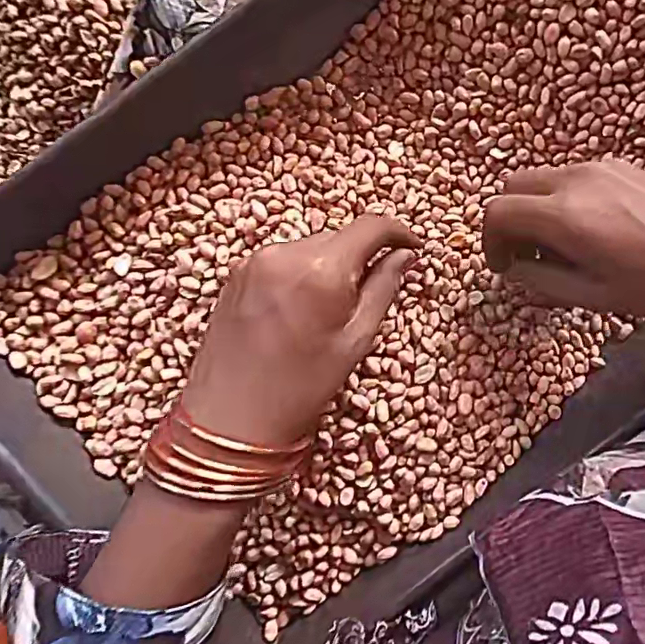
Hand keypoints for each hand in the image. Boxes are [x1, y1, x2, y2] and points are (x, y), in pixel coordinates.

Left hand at [181, 216, 417, 447]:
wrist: (231, 417)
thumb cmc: (301, 386)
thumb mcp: (356, 340)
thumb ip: (384, 288)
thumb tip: (406, 256)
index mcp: (321, 270)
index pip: (372, 226)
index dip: (399, 233)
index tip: (414, 248)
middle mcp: (285, 253)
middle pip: (341, 236)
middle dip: (363, 256)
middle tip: (369, 294)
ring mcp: (256, 260)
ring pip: (313, 246)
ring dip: (332, 265)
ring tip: (330, 310)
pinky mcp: (238, 272)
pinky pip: (285, 259)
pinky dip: (303, 272)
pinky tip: (302, 310)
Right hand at [482, 161, 644, 320]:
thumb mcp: (597, 296)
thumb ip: (543, 279)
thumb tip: (517, 269)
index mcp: (565, 215)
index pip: (497, 212)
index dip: (489, 242)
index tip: (504, 265)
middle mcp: (576, 180)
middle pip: (512, 186)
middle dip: (508, 220)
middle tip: (525, 255)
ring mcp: (601, 167)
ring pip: (542, 178)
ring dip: (535, 209)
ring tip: (560, 247)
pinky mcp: (622, 166)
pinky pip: (572, 176)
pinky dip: (561, 199)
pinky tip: (589, 230)